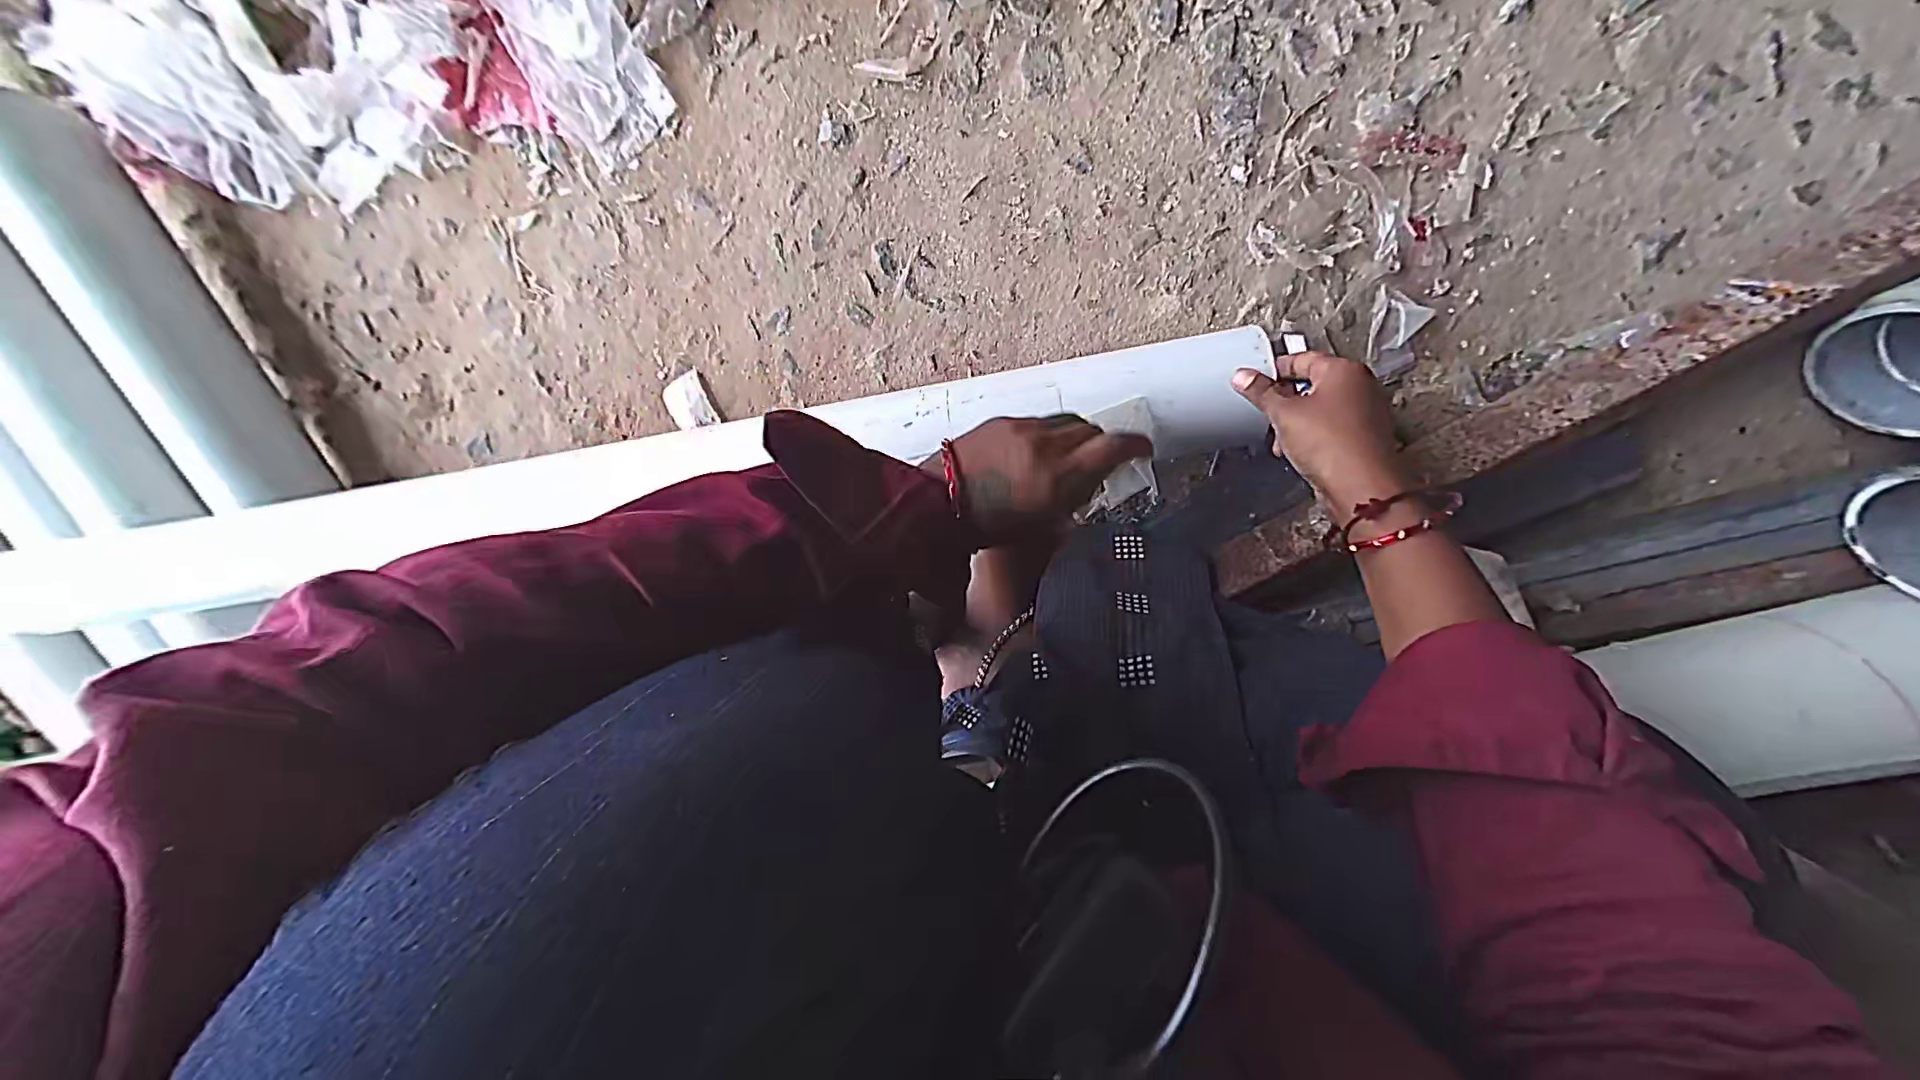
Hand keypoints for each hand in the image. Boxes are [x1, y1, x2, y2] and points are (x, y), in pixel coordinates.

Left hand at [925, 415, 1153, 542]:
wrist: (935, 505)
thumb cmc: (980, 525)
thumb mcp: (1037, 525)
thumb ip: (1070, 504)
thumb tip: (1087, 492)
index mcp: (1058, 476)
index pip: (1114, 446)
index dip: (1136, 445)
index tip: (1142, 449)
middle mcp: (1044, 446)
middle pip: (1093, 429)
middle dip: (1102, 444)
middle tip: (1099, 461)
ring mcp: (1023, 429)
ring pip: (1067, 421)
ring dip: (1075, 436)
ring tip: (1065, 457)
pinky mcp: (1003, 421)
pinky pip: (1038, 420)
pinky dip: (1047, 433)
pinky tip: (1035, 452)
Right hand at [1230, 352, 1411, 521]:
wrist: (1360, 484)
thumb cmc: (1333, 445)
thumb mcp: (1283, 414)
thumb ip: (1261, 392)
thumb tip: (1244, 377)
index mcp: (1343, 370)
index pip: (1301, 359)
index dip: (1273, 371)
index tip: (1256, 382)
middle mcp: (1359, 385)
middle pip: (1310, 384)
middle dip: (1284, 402)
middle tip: (1269, 414)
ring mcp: (1364, 411)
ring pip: (1319, 408)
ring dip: (1295, 422)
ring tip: (1283, 439)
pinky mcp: (1362, 435)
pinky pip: (1330, 427)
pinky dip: (1311, 436)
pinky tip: (1300, 451)